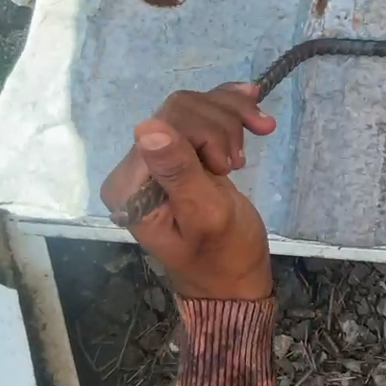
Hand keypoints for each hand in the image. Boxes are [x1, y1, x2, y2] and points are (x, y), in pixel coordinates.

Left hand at [99, 84, 277, 300]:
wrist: (236, 279)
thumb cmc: (224, 254)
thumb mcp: (206, 214)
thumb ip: (179, 170)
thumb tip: (147, 126)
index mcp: (131, 183)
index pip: (168, 121)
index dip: (209, 133)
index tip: (231, 166)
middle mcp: (136, 166)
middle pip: (182, 109)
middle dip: (223, 125)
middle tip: (240, 162)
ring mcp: (159, 160)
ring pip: (197, 107)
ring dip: (233, 118)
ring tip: (255, 140)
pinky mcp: (182, 156)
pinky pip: (204, 116)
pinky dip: (232, 111)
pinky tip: (254, 109)